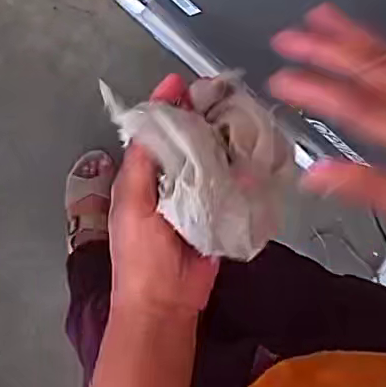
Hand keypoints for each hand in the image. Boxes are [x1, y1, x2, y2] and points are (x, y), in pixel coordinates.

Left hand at [108, 74, 218, 315]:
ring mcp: (197, 193)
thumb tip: (153, 122)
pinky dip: (241, 167)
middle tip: (222, 92)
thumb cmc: (141, 257)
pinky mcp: (219, 209)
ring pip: (212, 155)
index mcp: (145, 173)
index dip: (166, 105)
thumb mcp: (133, 204)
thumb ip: (142, 164)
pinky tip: (252, 151)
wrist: (166, 305)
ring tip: (240, 114)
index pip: (156, 131)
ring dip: (224, 135)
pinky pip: (231, 182)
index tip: (180, 81)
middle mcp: (171, 177)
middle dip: (202, 113)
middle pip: (188, 137)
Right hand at [269, 4, 385, 270]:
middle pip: (374, 67)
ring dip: (352, 35)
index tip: (281, 79)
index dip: (316, 89)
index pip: (360, 105)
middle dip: (327, 47)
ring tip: (320, 16)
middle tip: (288, 36)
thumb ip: (367, 187)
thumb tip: (315, 175)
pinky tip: (363, 41)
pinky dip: (377, 45)